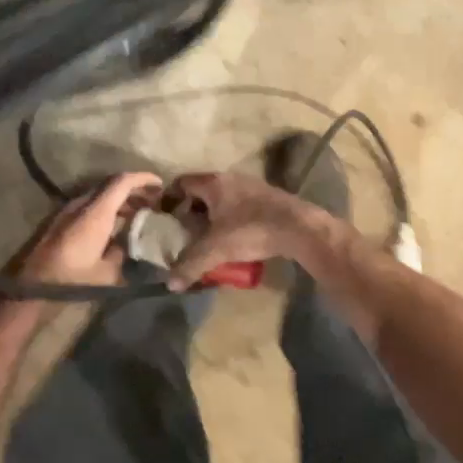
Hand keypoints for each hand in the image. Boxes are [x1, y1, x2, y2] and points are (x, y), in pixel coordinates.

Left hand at [18, 172, 162, 286]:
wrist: (25, 292)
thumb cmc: (69, 282)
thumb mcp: (106, 274)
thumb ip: (122, 252)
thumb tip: (130, 243)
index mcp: (95, 213)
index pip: (122, 182)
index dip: (143, 179)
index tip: (160, 185)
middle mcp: (79, 205)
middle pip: (110, 186)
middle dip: (133, 191)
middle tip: (152, 203)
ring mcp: (64, 212)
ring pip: (97, 196)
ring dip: (118, 201)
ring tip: (135, 216)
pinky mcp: (55, 222)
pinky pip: (85, 206)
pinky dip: (104, 210)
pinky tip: (111, 228)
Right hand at [164, 171, 335, 288]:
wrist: (299, 227)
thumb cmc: (251, 230)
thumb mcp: (216, 249)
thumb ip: (190, 264)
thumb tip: (170, 283)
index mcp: (214, 183)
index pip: (182, 183)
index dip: (168, 199)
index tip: (163, 219)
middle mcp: (231, 178)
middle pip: (201, 192)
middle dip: (190, 213)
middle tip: (183, 234)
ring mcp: (251, 187)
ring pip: (222, 201)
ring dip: (211, 218)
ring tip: (206, 241)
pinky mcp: (266, 199)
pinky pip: (239, 207)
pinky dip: (229, 221)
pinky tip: (232, 241)